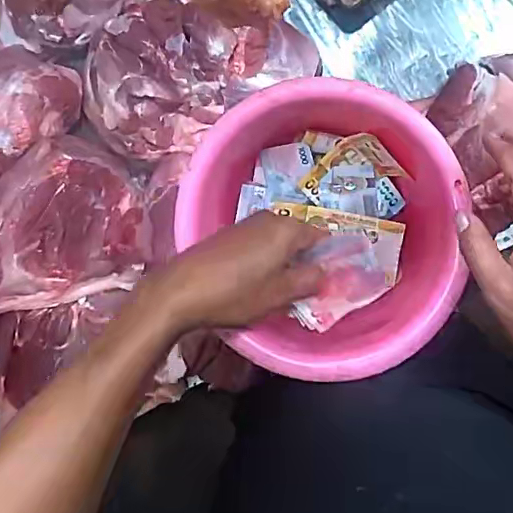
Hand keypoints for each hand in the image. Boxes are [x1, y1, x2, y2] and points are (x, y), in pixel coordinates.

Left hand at [133, 212, 327, 333]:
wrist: (180, 290)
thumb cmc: (235, 293)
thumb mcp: (279, 294)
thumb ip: (309, 281)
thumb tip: (327, 272)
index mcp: (287, 228)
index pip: (323, 236)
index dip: (331, 257)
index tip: (333, 280)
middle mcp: (270, 218)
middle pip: (301, 237)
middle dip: (307, 260)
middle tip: (309, 289)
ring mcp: (247, 224)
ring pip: (280, 241)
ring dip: (286, 260)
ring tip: (284, 289)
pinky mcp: (230, 234)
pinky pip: (261, 243)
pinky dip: (267, 258)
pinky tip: (259, 281)